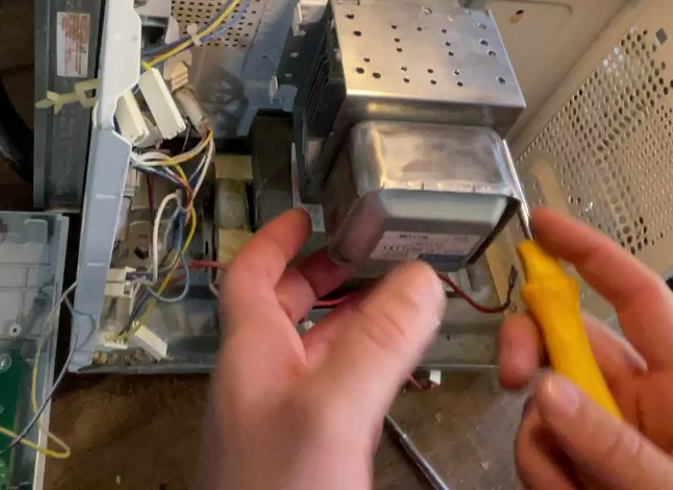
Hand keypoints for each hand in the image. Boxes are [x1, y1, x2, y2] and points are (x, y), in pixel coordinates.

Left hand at [197, 208, 443, 489]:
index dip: (275, 237)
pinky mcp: (304, 459)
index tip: (307, 212)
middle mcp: (259, 381)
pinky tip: (393, 374)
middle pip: (284, 307)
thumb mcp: (332, 410)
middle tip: (369, 253)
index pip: (251, 273)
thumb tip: (422, 277)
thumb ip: (378, 343)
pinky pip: (331, 393)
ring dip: (350, 321)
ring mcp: (279, 422)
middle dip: (324, 274)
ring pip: (313, 351)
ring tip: (397, 302)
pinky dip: (361, 370)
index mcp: (250, 353)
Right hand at [499, 206, 672, 489]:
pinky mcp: (592, 481)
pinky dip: (543, 474)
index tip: (541, 224)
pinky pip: (548, 454)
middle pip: (575, 345)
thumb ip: (623, 454)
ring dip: (540, 441)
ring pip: (551, 406)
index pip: (639, 303)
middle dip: (535, 350)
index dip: (592, 254)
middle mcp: (649, 413)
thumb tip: (546, 391)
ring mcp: (617, 449)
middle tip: (513, 377)